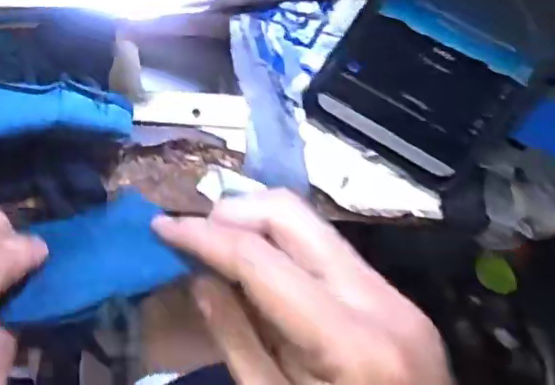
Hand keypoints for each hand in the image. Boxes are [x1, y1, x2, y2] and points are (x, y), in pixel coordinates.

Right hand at [152, 190, 452, 384]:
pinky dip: (281, 244)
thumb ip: (234, 338)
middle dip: (230, 213)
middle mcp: (379, 301)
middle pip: (287, 212)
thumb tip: (199, 274)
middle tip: (193, 238)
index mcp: (352, 342)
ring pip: (306, 219)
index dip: (200, 235)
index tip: (158, 226)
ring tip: (220, 250)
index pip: (257, 255)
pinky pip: (324, 247)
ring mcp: (394, 298)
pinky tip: (259, 271)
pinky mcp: (396, 302)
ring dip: (254, 222)